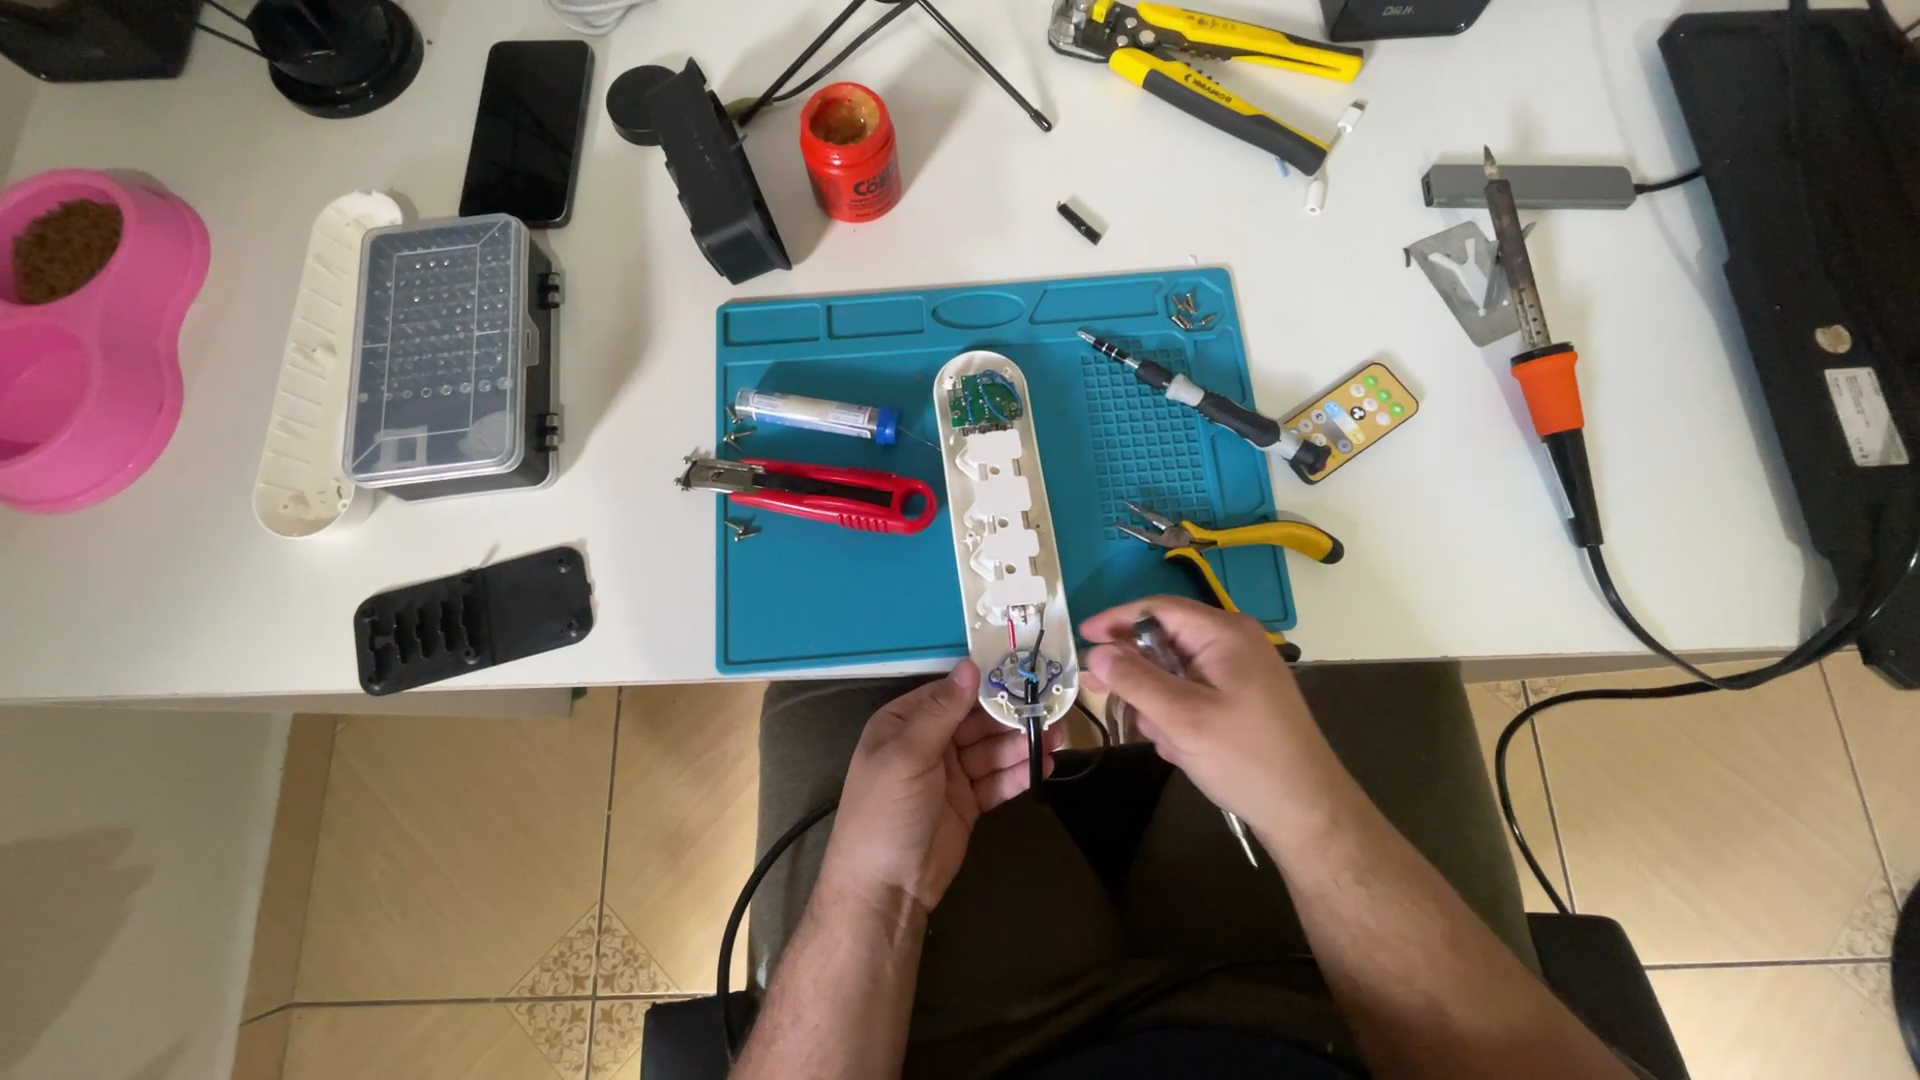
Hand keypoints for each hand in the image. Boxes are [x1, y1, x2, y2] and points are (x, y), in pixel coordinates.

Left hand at [818, 660, 1064, 917]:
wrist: (884, 888)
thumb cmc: (886, 812)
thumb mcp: (907, 755)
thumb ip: (941, 711)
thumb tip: (970, 664)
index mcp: (903, 723)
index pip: (950, 693)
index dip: (985, 683)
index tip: (1024, 672)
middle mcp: (927, 743)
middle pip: (977, 721)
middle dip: (1012, 715)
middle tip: (1052, 708)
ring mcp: (949, 775)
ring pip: (992, 750)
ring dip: (1022, 743)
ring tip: (1058, 736)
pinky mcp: (968, 803)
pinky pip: (998, 780)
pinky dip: (1020, 773)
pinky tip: (1046, 765)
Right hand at [1081, 596, 1333, 825]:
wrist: (1306, 810)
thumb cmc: (1244, 757)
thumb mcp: (1181, 717)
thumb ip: (1134, 680)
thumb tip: (1096, 652)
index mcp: (1224, 633)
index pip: (1158, 609)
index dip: (1116, 620)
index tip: (1082, 638)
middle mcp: (1233, 643)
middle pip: (1165, 640)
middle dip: (1136, 670)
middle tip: (1100, 691)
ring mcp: (1240, 671)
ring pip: (1175, 671)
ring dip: (1158, 701)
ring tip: (1162, 738)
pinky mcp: (1241, 698)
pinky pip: (1193, 692)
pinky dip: (1177, 714)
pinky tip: (1179, 747)